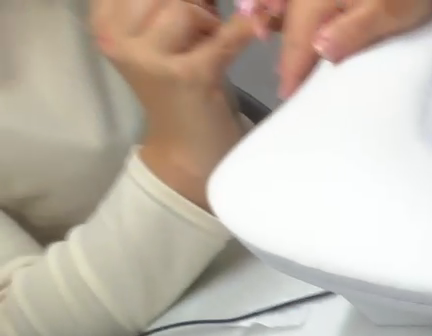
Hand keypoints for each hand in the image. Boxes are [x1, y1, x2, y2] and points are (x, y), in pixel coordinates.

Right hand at [92, 0, 253, 209]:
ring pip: (182, 9)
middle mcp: (117, 36)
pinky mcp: (189, 77)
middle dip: (193, 3)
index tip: (199, 6)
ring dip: (210, 20)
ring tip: (217, 40)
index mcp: (104, 23)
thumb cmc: (188, 98)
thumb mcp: (172, 48)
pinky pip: (220, 42)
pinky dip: (241, 31)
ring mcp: (150, 57)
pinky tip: (256, 26)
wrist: (193, 153)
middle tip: (211, 24)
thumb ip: (179, 16)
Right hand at [241, 0, 431, 97]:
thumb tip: (320, 51)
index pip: (299, 39)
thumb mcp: (385, 16)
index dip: (293, 67)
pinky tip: (279, 13)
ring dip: (281, 28)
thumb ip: (351, 31)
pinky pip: (301, 3)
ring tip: (277, 54)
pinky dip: (287, 8)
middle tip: (286, 85)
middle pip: (292, 25)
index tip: (288, 93)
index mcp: (318, 1)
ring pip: (293, 10)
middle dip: (288, 54)